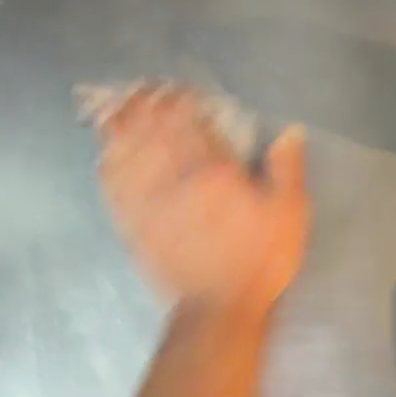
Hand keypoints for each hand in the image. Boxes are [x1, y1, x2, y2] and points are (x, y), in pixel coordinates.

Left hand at [96, 82, 309, 315]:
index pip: (188, 120)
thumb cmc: (259, 262)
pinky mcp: (132, 224)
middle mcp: (172, 178)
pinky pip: (112, 183)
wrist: (217, 309)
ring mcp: (146, 201)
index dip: (180, 98)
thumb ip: (288, 169)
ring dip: (122, 122)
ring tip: (122, 103)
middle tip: (146, 87)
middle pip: (150, 127)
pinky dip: (107, 160)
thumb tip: (290, 131)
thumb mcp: (289, 215)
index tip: (182, 87)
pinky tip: (106, 149)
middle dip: (146, 102)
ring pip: (124, 149)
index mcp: (211, 171)